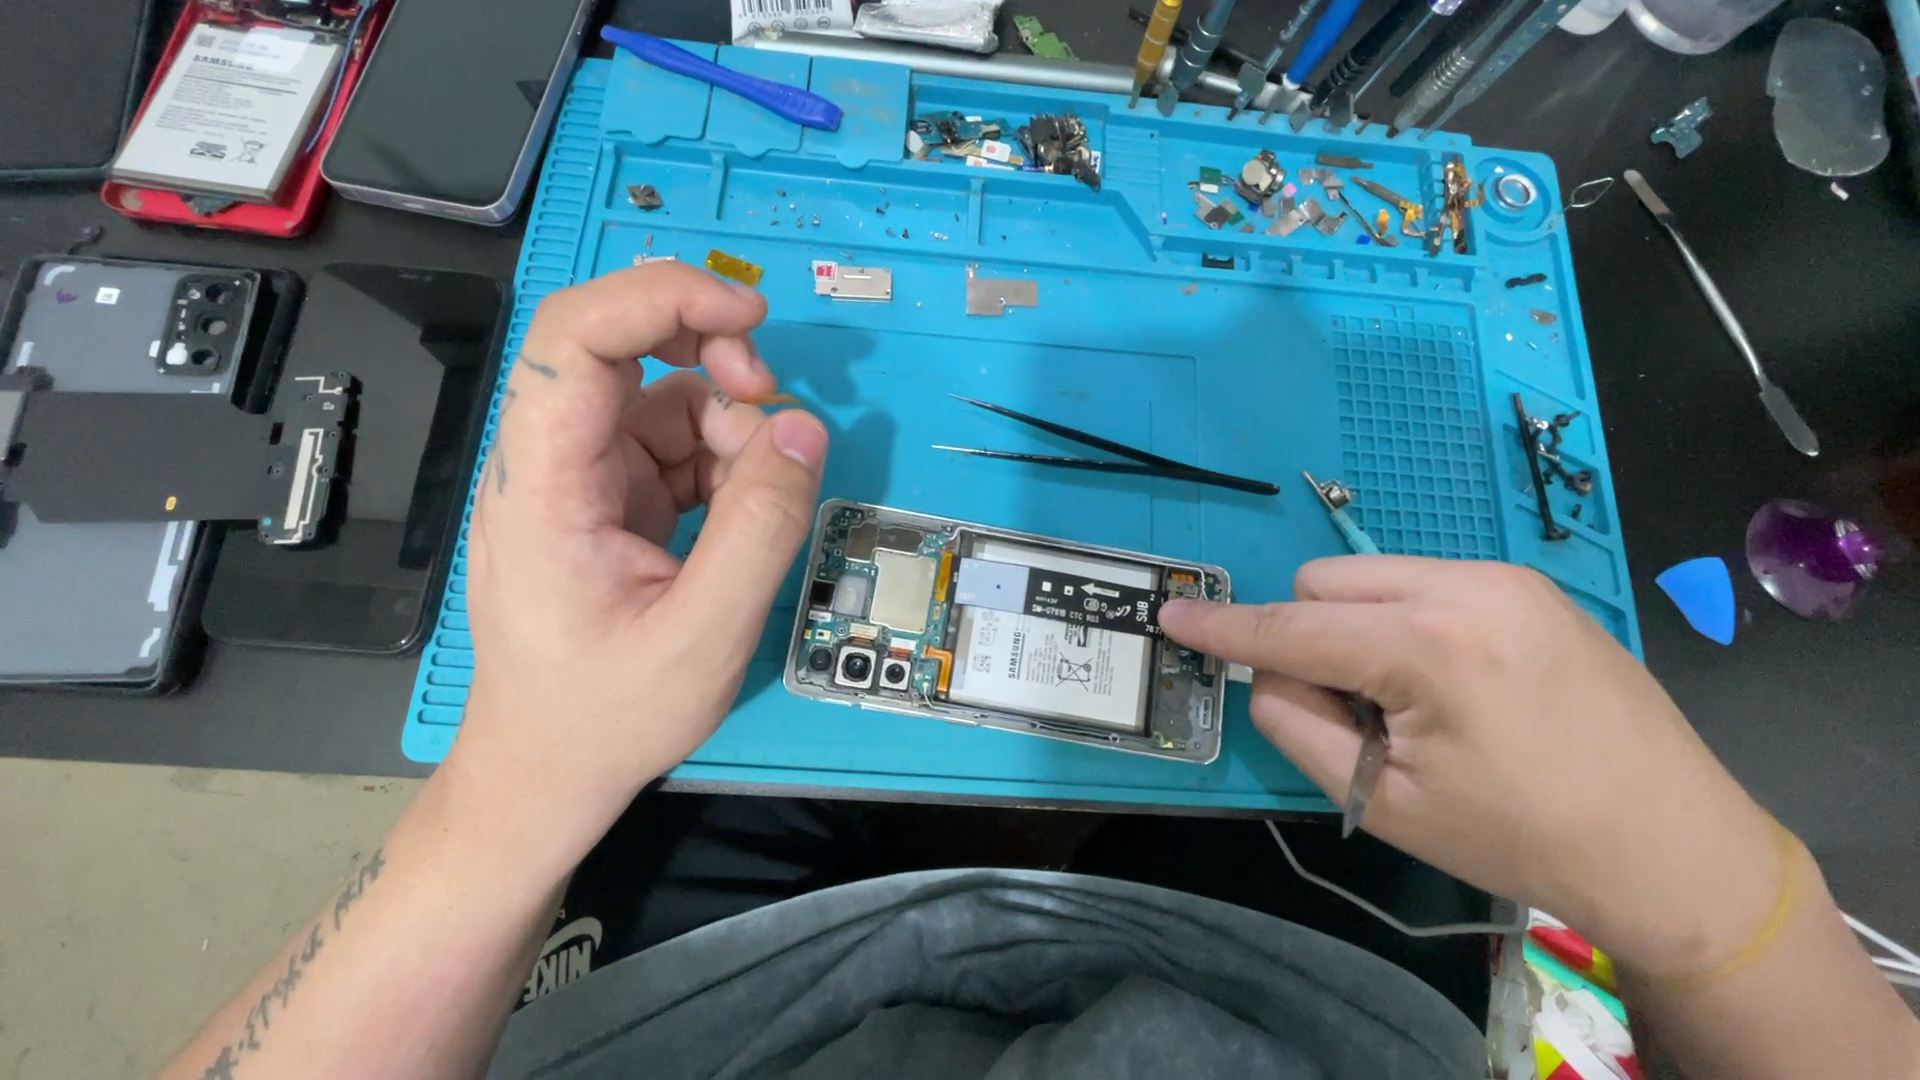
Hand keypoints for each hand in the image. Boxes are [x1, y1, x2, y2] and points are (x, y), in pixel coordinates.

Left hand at [449, 264, 827, 868]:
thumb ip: (762, 527)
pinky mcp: (612, 499)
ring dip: (730, 423)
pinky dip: (725, 462)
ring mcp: (583, 479)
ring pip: (664, 399)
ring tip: (765, 492)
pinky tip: (746, 509)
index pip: (579, 338)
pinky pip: (678, 446)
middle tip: (770, 397)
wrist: (550, 772)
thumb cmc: (608, 715)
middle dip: (707, 350)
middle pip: (618, 346)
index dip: (664, 297)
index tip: (752, 316)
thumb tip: (802, 427)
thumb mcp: (705, 634)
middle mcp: (552, 463)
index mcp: (545, 484)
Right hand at [1159, 557, 1781, 973]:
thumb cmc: (1518, 837)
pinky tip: (1448, 680)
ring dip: (1353, 627)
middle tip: (1353, 712)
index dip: (1224, 627)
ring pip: (1368, 576)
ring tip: (1406, 698)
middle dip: (1309, 638)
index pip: (1292, 627)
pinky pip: (1419, 581)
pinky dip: (1399, 620)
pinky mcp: (1527, 585)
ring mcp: (1504, 577)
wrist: (1675, 847)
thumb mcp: (1382, 800)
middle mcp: (1465, 586)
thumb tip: (1270, 671)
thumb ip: (1297, 724)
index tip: (1172, 616)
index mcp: (1428, 645)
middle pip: (1323, 584)